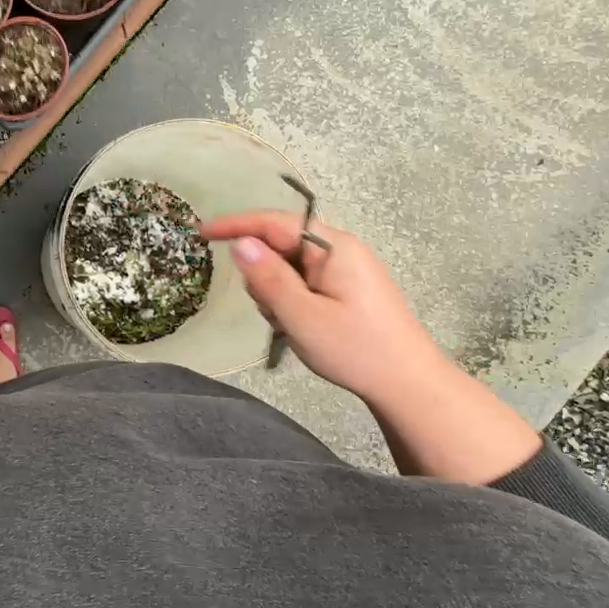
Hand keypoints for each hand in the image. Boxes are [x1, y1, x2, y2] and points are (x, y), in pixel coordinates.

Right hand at [198, 211, 454, 407]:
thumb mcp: (301, 316)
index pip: (274, 223)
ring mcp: (345, 269)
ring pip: (287, 266)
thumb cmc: (355, 349)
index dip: (236, 224)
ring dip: (276, 292)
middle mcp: (340, 250)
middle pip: (279, 244)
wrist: (407, 384)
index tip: (201, 232)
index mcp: (333, 248)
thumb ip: (268, 278)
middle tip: (271, 311)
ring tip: (290, 325)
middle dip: (262, 273)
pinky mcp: (346, 288)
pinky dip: (290, 300)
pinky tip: (299, 326)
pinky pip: (301, 282)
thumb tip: (239, 243)